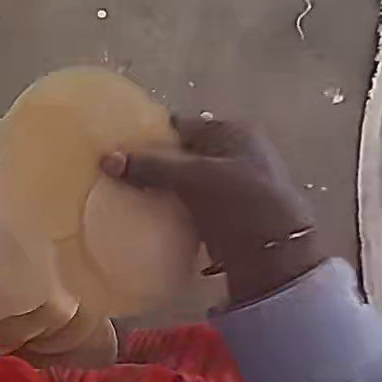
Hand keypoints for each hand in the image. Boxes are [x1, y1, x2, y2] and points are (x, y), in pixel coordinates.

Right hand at [101, 116, 326, 304]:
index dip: (151, 136)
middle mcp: (237, 154)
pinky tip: (156, 221)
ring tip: (133, 200)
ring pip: (188, 183)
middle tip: (123, 178)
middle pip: (184, 155)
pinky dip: (177, 212)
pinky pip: (194, 208)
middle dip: (155, 167)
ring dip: (165, 192)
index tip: (122, 152)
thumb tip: (107, 159)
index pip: (181, 126)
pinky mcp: (231, 216)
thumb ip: (151, 167)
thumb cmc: (239, 202)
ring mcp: (236, 187)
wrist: (274, 256)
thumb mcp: (192, 178)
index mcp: (233, 132)